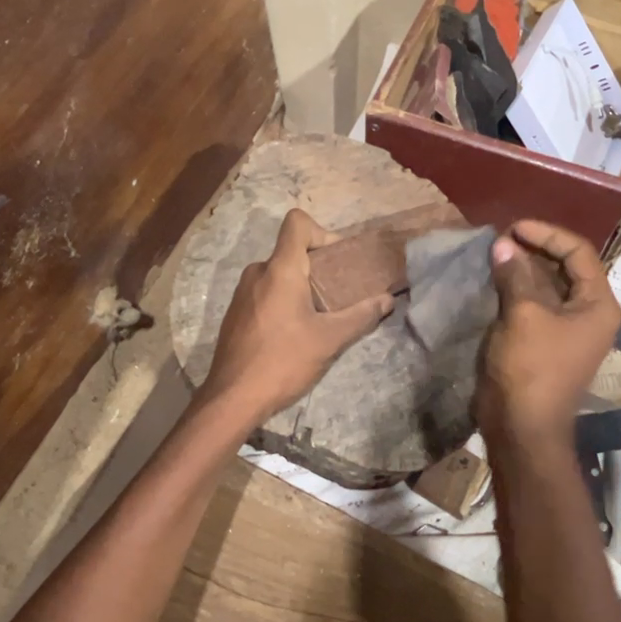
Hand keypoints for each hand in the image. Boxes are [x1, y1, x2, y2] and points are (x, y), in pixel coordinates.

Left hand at [199, 208, 393, 423]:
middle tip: (339, 295)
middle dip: (317, 268)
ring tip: (320, 318)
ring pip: (277, 275)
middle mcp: (257, 273)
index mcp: (279, 269)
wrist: (232, 398)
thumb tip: (387, 300)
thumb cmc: (283, 361)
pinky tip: (294, 335)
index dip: (322, 232)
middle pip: (290, 251)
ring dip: (300, 288)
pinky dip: (283, 303)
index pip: (297, 223)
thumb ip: (361, 316)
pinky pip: (264, 294)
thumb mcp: (329, 340)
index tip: (337, 261)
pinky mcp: (235, 314)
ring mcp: (242, 294)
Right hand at [479, 220, 620, 444]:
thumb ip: (515, 274)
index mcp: (599, 305)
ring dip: (522, 268)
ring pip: (547, 285)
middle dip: (533, 250)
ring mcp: (566, 330)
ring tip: (494, 254)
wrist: (522, 427)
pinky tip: (494, 280)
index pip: (579, 253)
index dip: (547, 234)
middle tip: (501, 239)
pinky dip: (515, 289)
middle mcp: (589, 314)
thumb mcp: (524, 314)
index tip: (513, 227)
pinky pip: (533, 305)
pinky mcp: (543, 342)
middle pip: (565, 267)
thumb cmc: (532, 368)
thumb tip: (502, 244)